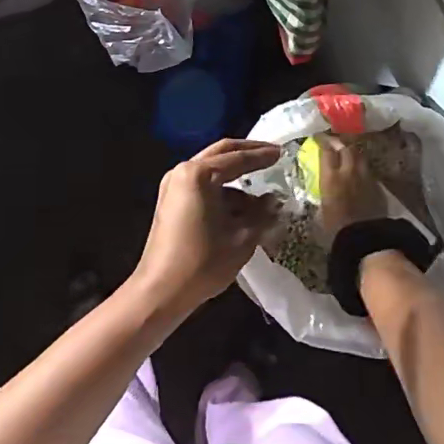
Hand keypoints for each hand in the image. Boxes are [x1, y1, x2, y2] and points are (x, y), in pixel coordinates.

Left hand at [130, 139, 282, 316]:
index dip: (262, 156)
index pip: (237, 158)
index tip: (282, 152)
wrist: (160, 291)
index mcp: (199, 174)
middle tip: (272, 153)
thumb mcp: (242, 237)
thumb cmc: (202, 262)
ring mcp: (173, 185)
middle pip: (221, 154)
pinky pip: (202, 185)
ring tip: (262, 192)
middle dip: (247, 153)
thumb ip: (262, 213)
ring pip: (211, 171)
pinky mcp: (171, 201)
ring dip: (236, 178)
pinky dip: (223, 190)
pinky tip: (242, 206)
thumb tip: (275, 201)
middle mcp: (183, 171)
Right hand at [314, 135, 386, 243]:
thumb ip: (324, 191)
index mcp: (331, 177)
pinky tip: (360, 170)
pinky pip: (368, 169)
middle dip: (340, 142)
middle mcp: (348, 171)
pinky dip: (362, 166)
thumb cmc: (335, 228)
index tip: (319, 137)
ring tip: (349, 152)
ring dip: (353, 152)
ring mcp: (365, 176)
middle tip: (335, 141)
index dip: (323, 141)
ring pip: (360, 155)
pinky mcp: (377, 185)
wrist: (363, 238)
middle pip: (346, 147)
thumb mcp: (322, 208)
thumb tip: (324, 187)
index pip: (327, 150)